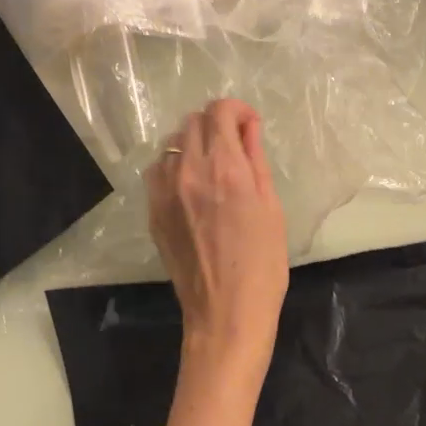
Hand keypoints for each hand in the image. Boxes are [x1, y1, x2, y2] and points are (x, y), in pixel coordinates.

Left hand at [146, 100, 288, 370]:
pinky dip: (174, 169)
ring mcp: (165, 192)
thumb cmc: (262, 268)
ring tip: (212, 170)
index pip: (220, 111)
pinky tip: (191, 190)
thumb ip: (256, 164)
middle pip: (193, 122)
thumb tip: (248, 130)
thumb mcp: (272, 211)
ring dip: (193, 146)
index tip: (249, 127)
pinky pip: (158, 172)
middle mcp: (188, 170)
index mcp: (225, 168)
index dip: (237, 111)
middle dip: (216, 127)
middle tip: (234, 149)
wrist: (226, 314)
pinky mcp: (154, 213)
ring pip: (173, 144)